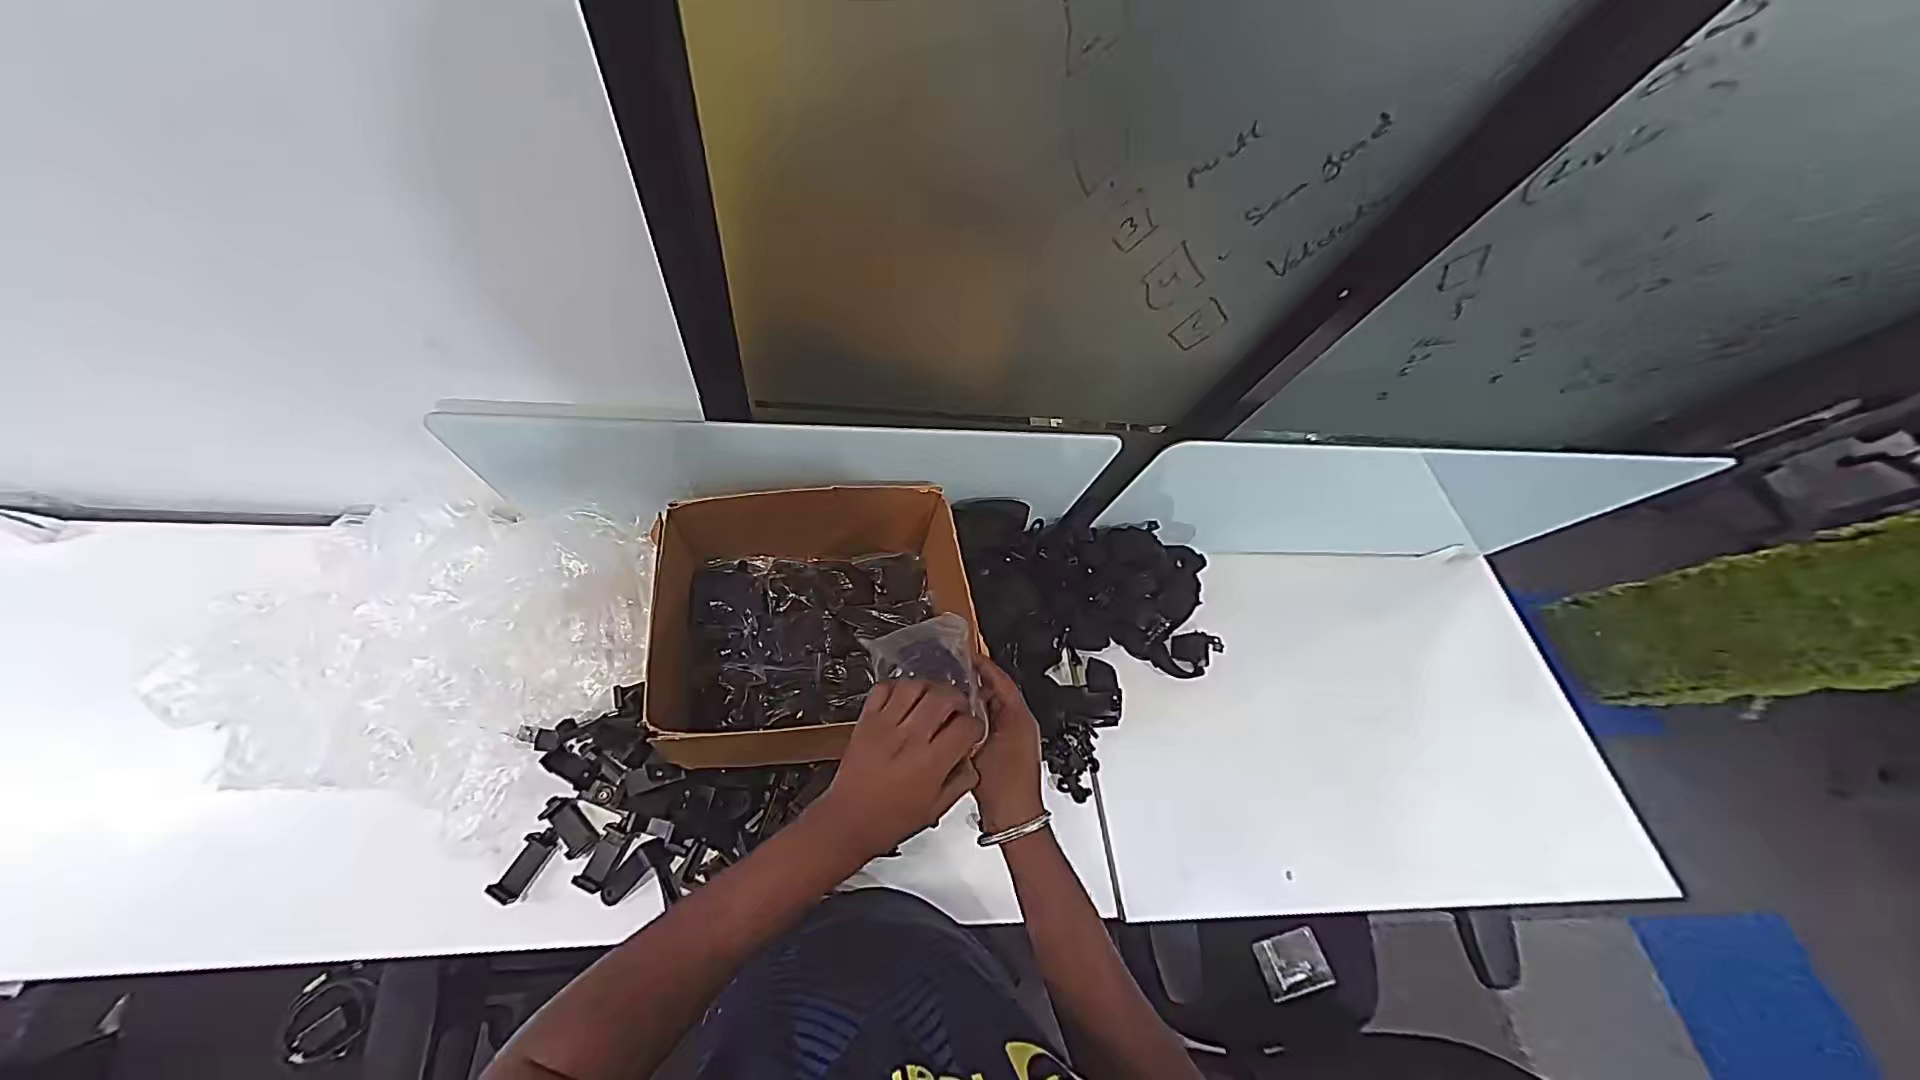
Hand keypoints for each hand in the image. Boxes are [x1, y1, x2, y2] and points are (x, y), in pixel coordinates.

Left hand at [808, 680, 982, 861]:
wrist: (847, 821)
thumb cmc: (890, 820)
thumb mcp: (936, 808)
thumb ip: (960, 781)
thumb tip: (970, 760)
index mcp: (930, 763)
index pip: (965, 726)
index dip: (975, 726)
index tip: (972, 732)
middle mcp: (909, 738)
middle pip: (943, 697)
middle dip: (958, 700)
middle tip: (958, 711)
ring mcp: (885, 725)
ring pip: (915, 686)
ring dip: (930, 689)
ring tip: (933, 702)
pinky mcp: (866, 720)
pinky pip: (884, 689)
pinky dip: (899, 688)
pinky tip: (906, 701)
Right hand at [973, 659, 1045, 833]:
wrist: (1014, 818)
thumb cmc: (1005, 789)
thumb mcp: (979, 746)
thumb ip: (971, 721)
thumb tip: (962, 704)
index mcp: (1019, 717)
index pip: (1002, 681)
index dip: (985, 666)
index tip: (971, 656)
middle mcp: (1022, 724)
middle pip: (999, 692)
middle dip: (978, 683)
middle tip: (958, 673)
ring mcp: (1017, 737)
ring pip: (995, 709)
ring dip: (978, 701)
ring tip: (957, 695)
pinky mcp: (1009, 750)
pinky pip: (993, 724)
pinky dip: (979, 718)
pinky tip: (963, 723)